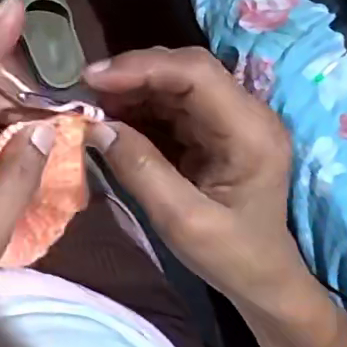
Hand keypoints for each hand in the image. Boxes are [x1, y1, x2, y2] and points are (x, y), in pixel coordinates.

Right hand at [83, 48, 310, 306]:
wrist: (262, 280)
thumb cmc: (230, 255)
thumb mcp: (181, 220)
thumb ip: (139, 169)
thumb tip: (95, 127)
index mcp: (250, 132)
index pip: (196, 73)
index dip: (142, 67)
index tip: (92, 79)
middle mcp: (245, 114)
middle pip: (185, 69)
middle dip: (131, 73)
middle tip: (84, 91)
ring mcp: (229, 119)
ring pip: (174, 81)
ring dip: (130, 88)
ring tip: (91, 106)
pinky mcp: (211, 129)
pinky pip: (170, 103)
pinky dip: (136, 105)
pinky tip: (111, 118)